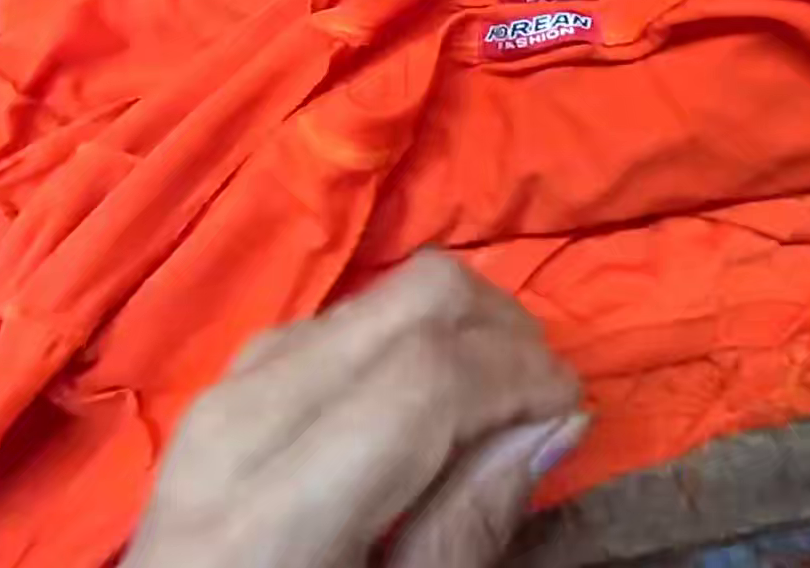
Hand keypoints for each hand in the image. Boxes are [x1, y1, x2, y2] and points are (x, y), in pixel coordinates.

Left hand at [124, 253, 584, 567]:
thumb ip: (474, 522)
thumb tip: (563, 417)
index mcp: (266, 521)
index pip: (427, 379)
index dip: (519, 374)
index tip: (569, 404)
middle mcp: (246, 414)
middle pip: (418, 295)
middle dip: (504, 324)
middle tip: (538, 386)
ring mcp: (240, 374)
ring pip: (398, 286)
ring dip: (470, 320)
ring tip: (496, 384)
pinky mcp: (249, 362)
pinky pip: (366, 305)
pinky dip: (425, 327)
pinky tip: (437, 385)